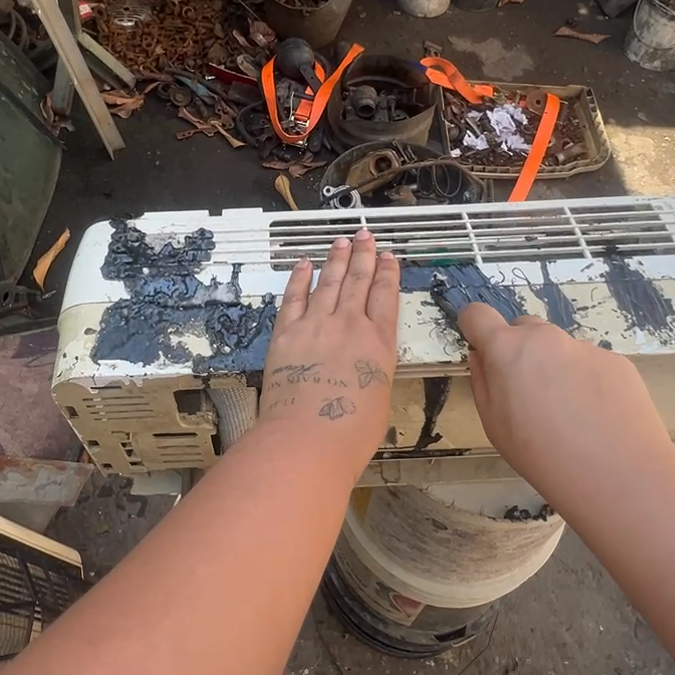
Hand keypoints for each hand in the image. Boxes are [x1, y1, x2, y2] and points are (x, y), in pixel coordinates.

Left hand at [254, 229, 399, 465]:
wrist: (307, 439)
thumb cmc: (351, 434)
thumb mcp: (380, 398)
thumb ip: (373, 368)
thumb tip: (364, 359)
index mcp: (378, 344)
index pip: (386, 297)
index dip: (387, 273)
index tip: (388, 255)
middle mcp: (349, 326)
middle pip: (358, 281)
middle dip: (363, 256)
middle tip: (365, 235)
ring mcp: (315, 325)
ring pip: (328, 282)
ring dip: (336, 259)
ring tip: (342, 241)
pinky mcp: (286, 332)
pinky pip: (294, 297)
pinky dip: (300, 278)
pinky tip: (305, 263)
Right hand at [458, 303, 674, 491]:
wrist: (620, 477)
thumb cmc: (542, 456)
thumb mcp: (494, 425)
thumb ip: (482, 381)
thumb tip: (483, 356)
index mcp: (507, 349)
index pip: (478, 314)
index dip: (475, 329)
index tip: (483, 351)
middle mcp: (545, 337)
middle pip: (523, 329)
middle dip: (520, 351)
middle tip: (531, 395)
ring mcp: (584, 346)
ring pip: (559, 348)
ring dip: (556, 367)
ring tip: (572, 414)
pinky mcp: (617, 361)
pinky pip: (591, 363)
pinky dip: (588, 381)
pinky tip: (599, 417)